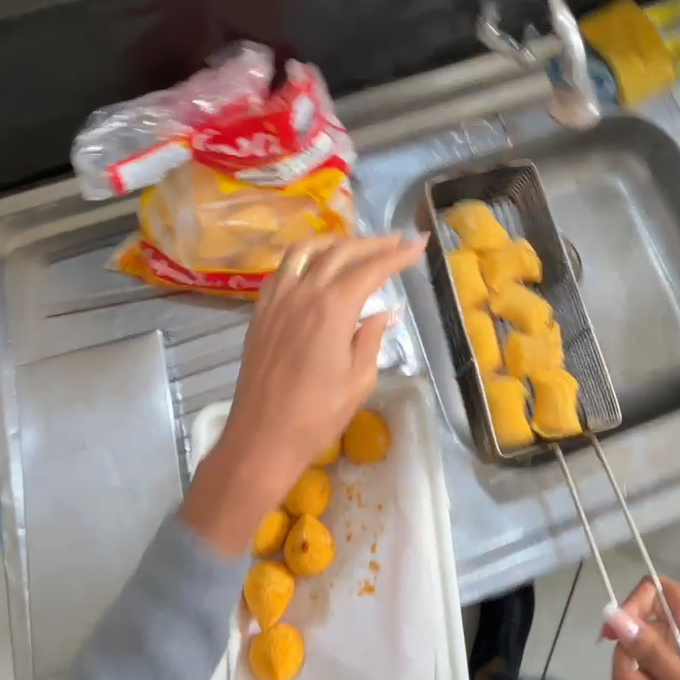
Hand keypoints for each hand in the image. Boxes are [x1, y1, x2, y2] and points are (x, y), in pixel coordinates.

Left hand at [180, 233, 426, 553]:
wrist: (261, 439)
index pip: (372, 268)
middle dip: (373, 242)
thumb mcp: (359, 380)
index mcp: (333, 307)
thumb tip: (383, 313)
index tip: (419, 243)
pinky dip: (304, 259)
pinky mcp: (261, 311)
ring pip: (306, 250)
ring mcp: (278, 298)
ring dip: (335, 241)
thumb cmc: (317, 415)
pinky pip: (283, 270)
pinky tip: (315, 268)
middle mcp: (304, 292)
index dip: (398, 254)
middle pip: (341, 251)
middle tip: (397, 240)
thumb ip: (372, 338)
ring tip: (356, 245)